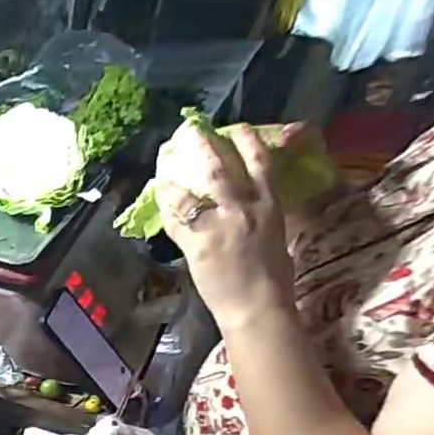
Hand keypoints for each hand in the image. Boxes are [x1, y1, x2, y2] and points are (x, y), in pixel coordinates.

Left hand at [156, 122, 293, 320]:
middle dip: (202, 146)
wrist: (258, 307)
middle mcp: (244, 209)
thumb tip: (243, 200)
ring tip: (163, 168)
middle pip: (219, 168)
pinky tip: (159, 198)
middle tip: (189, 132)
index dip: (245, 139)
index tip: (234, 127)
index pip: (260, 160)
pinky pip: (176, 220)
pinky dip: (166, 207)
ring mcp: (218, 226)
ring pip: (191, 192)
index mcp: (270, 204)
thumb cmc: (272, 276)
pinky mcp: (198, 246)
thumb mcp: (275, 234)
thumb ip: (259, 213)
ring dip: (174, 178)